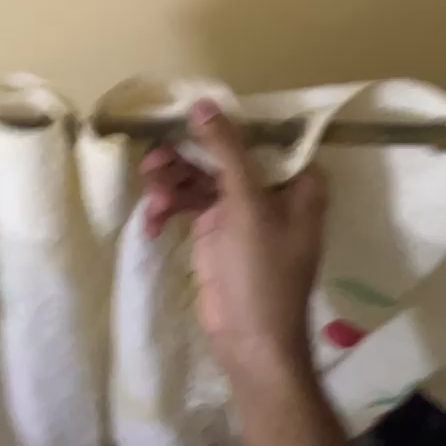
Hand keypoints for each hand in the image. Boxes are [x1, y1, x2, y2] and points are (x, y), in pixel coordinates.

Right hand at [141, 99, 327, 383]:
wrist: (249, 342)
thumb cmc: (262, 272)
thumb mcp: (247, 205)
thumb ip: (226, 151)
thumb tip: (202, 103)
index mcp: (294, 179)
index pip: (257, 133)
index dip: (220, 122)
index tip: (183, 116)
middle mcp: (268, 187)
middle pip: (218, 152)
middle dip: (183, 158)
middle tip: (153, 165)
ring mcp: (238, 208)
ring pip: (196, 175)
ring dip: (170, 184)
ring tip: (153, 201)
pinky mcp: (213, 227)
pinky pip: (185, 202)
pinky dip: (166, 209)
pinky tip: (151, 224)